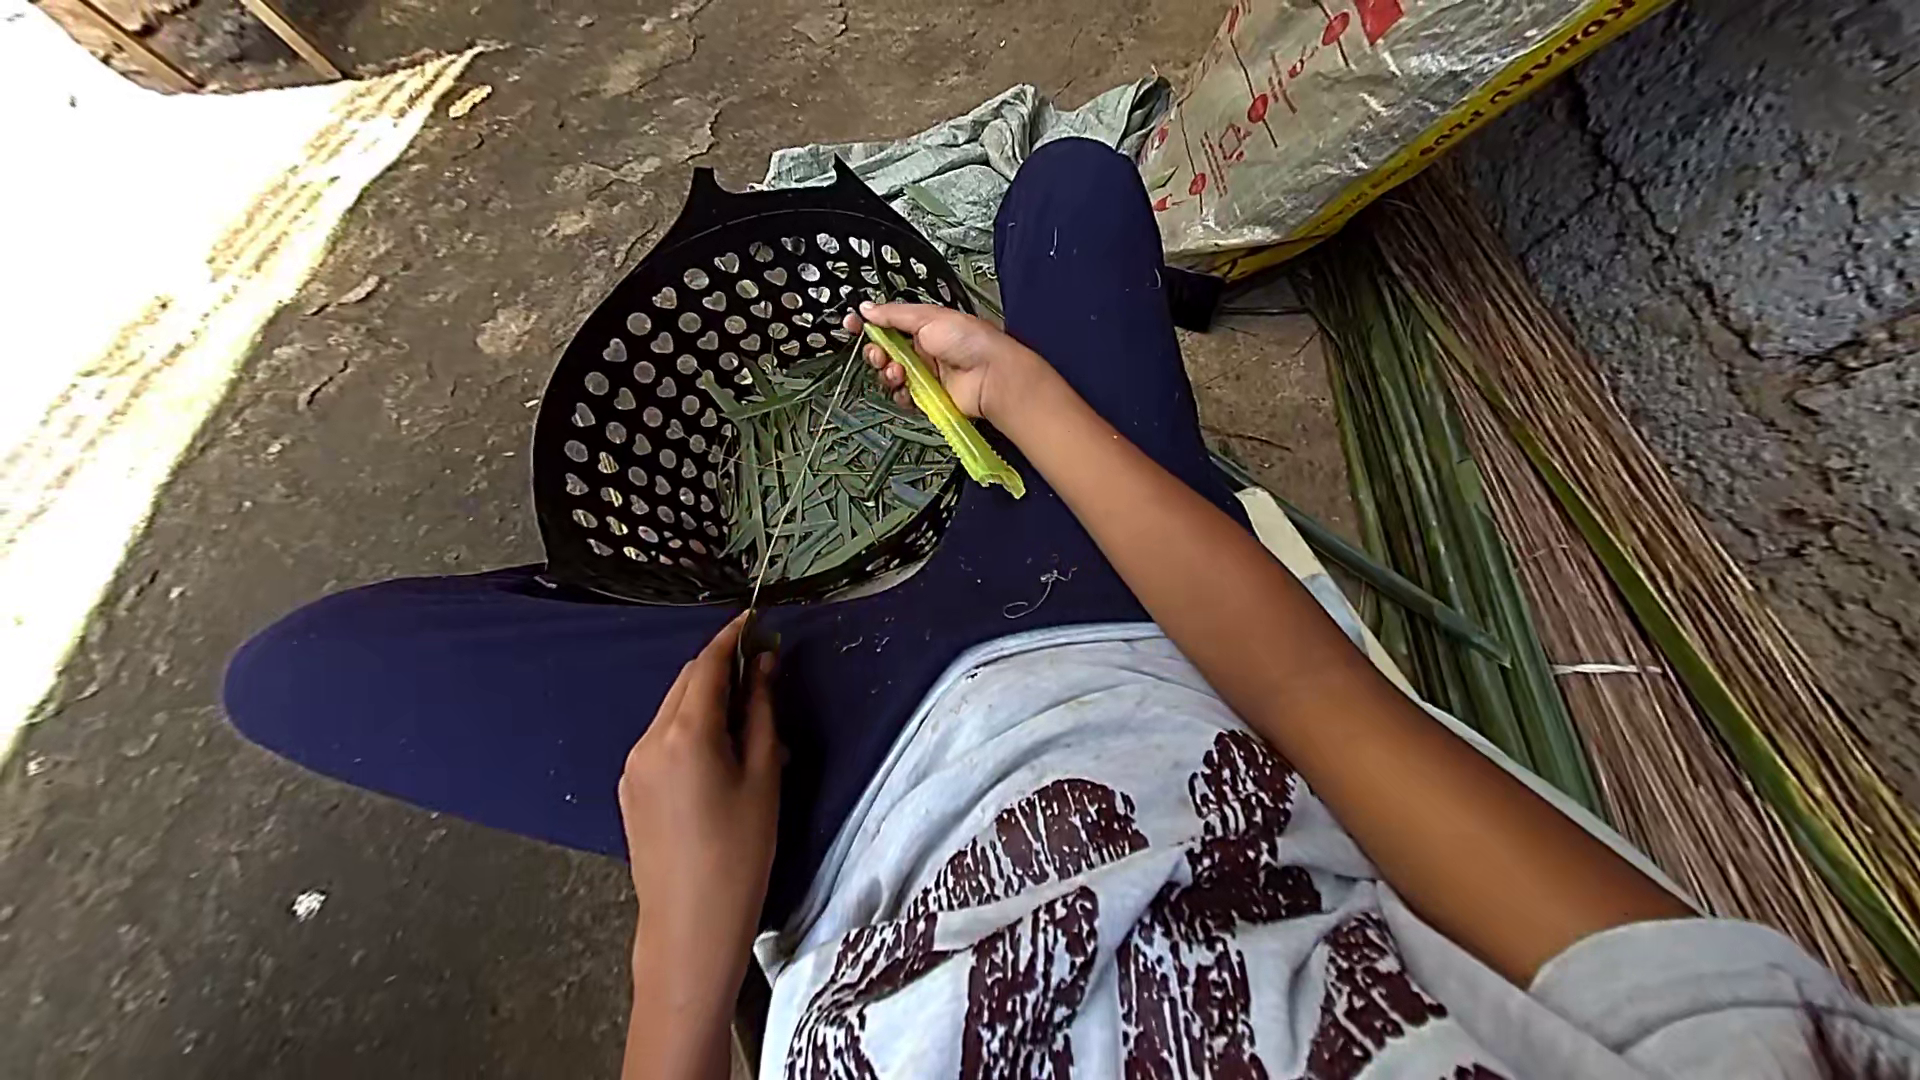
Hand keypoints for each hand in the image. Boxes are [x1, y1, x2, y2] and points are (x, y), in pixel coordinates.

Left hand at [619, 612, 780, 1070]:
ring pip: (673, 708)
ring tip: (747, 710)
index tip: (752, 617)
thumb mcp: (763, 772)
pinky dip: (692, 724)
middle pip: (685, 682)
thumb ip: (760, 710)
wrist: (690, 924)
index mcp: (685, 733)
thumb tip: (765, 663)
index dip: (730, 636)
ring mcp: (633, 765)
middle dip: (720, 664)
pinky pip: (663, 736)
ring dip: (707, 695)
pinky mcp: (630, 787)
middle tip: (759, 662)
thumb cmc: (741, 847)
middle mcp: (649, 740)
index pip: (706, 665)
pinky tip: (720, 745)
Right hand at [843, 301, 1045, 425]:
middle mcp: (923, 350)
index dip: (868, 326)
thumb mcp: (928, 317)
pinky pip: (904, 398)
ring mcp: (926, 375)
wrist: (991, 375)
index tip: (852, 325)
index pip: (887, 324)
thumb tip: (867, 307)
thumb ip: (894, 314)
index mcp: (924, 326)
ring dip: (888, 373)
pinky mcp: (928, 398)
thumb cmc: (971, 341)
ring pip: (891, 376)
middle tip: (879, 353)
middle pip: (885, 353)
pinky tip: (906, 386)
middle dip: (876, 353)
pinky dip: (900, 393)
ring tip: (898, 371)